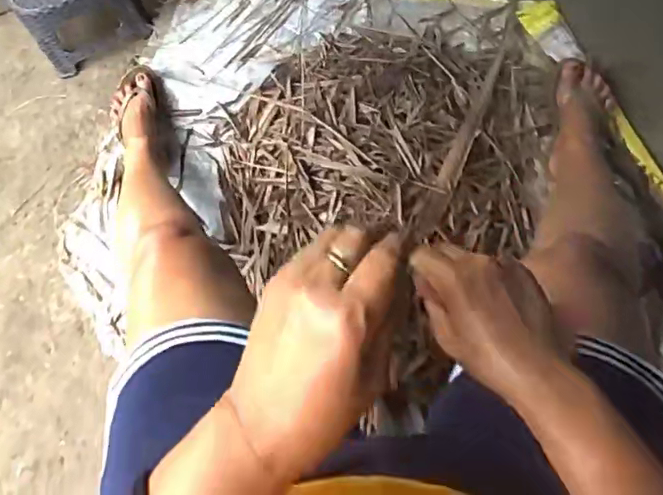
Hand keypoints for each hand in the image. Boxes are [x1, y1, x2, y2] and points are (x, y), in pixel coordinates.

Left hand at [222, 225, 403, 483]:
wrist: (256, 426)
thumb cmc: (322, 417)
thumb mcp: (371, 379)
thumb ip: (387, 324)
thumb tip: (398, 287)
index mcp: (347, 316)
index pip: (381, 259)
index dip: (396, 247)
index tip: (405, 243)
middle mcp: (319, 286)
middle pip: (353, 236)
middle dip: (372, 237)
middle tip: (383, 248)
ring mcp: (292, 278)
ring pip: (329, 236)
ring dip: (348, 240)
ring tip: (357, 256)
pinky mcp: (275, 279)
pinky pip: (308, 250)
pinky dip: (325, 251)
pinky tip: (332, 270)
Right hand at [410, 244, 569, 401]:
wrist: (538, 370)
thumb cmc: (486, 360)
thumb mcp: (447, 338)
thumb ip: (431, 305)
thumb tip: (428, 288)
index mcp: (453, 275)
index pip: (422, 254)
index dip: (420, 271)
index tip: (427, 291)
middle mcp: (476, 260)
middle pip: (446, 249)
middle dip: (442, 267)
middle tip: (450, 297)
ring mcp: (502, 261)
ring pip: (473, 258)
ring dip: (469, 272)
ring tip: (481, 302)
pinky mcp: (523, 269)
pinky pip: (498, 265)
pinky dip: (494, 276)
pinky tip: (503, 302)